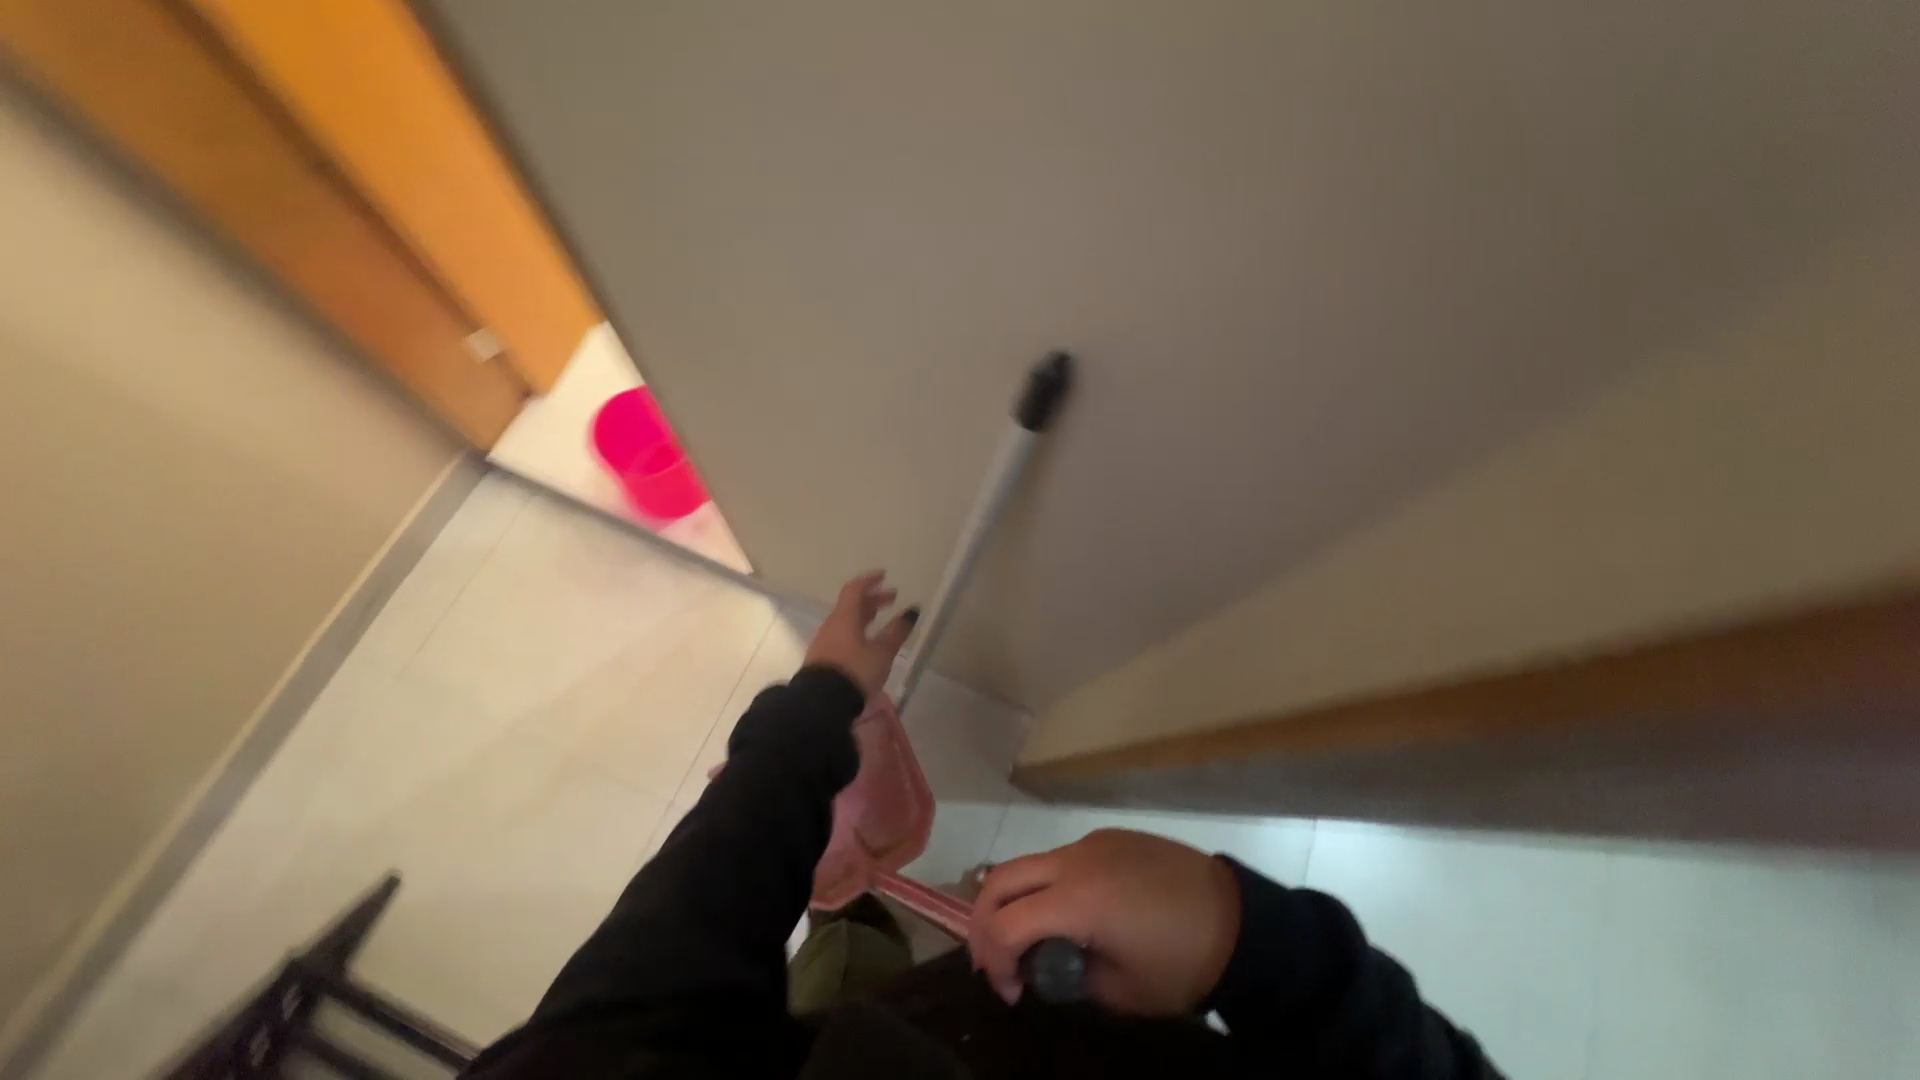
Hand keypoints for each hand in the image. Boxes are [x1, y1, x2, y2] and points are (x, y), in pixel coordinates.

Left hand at [803, 571, 917, 696]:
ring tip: (882, 620)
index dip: (870, 581)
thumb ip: (897, 631)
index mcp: (845, 617)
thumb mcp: (881, 652)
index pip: (855, 589)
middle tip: (892, 598)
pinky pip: (842, 635)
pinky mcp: (822, 659)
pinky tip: (867, 643)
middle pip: (851, 605)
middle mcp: (832, 625)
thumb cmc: (855, 670)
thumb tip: (911, 611)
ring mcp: (825, 642)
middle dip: (872, 600)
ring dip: (865, 616)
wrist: (821, 702)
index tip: (885, 576)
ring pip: (846, 621)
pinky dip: (857, 631)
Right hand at [968, 829, 1240, 1013]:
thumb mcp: (1121, 991)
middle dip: (984, 921)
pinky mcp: (1110, 837)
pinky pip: (1062, 858)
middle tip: (994, 959)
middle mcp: (1074, 861)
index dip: (994, 961)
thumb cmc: (1181, 964)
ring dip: (1014, 899)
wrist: (1241, 920)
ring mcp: (1092, 842)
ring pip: (1029, 863)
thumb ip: (1068, 976)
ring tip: (1027, 937)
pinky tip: (1069, 913)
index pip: (1004, 924)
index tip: (1013, 993)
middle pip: (1001, 879)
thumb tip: (1043, 966)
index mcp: (1076, 900)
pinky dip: (1047, 885)